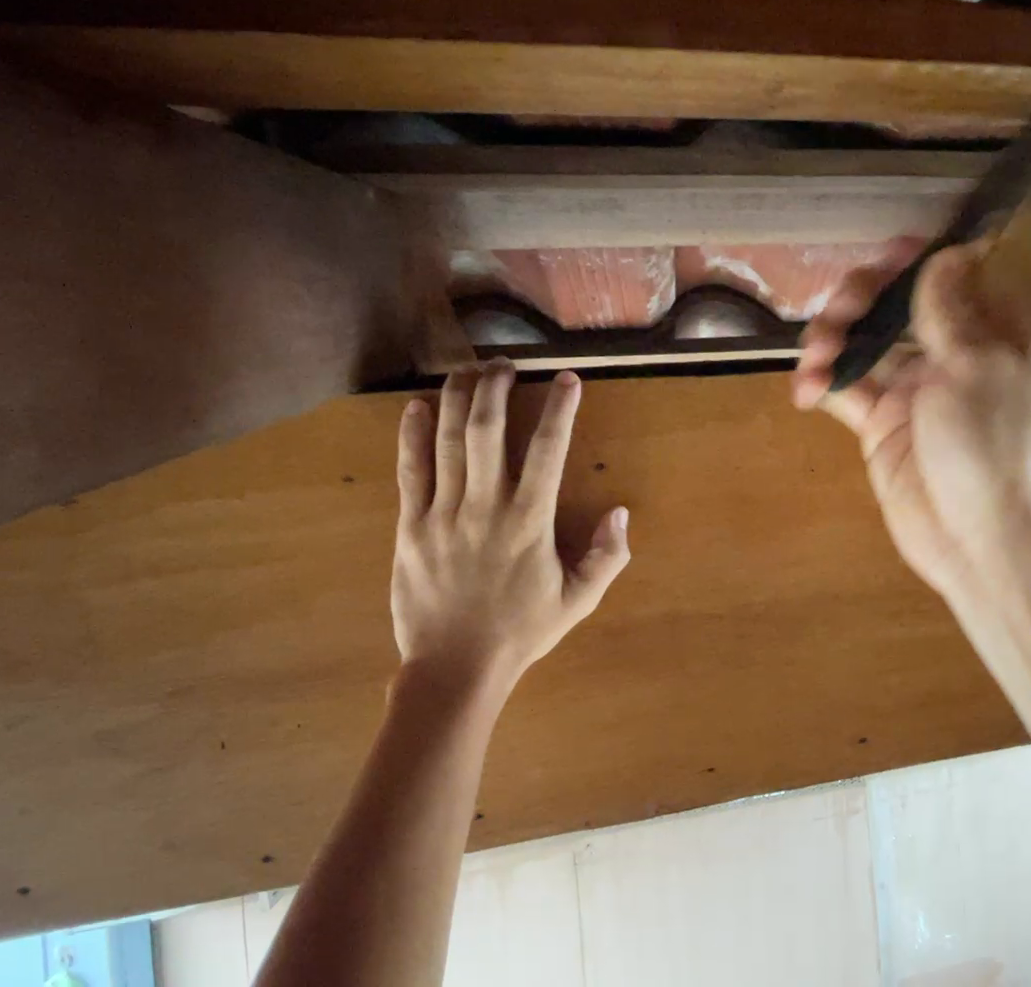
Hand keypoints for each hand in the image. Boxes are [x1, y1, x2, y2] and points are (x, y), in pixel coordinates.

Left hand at [391, 363, 630, 695]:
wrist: (455, 668)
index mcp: (529, 522)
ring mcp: (442, 514)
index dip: (559, 409)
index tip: (568, 378)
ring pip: (446, 442)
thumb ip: (606, 557)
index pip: (547, 451)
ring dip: (456, 399)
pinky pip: (409, 472)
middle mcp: (485, 507)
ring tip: (468, 371)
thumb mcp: (579, 600)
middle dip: (496, 388)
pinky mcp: (410, 527)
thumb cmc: (522, 632)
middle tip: (506, 364)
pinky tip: (416, 407)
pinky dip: (411, 436)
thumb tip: (621, 513)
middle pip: (486, 431)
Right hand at [791, 245, 1030, 599]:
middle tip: (838, 316)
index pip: (950, 274)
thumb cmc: (988, 447)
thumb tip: (949, 249)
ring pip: (862, 340)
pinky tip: (806, 391)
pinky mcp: (879, 421)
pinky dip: (821, 382)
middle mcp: (951, 352)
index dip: (914, 261)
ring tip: (816, 360)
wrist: (975, 540)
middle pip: (896, 302)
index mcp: (991, 332)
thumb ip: (950, 309)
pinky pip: (844, 386)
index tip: (883, 259)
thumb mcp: (976, 367)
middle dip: (860, 300)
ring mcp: (912, 387)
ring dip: (831, 339)